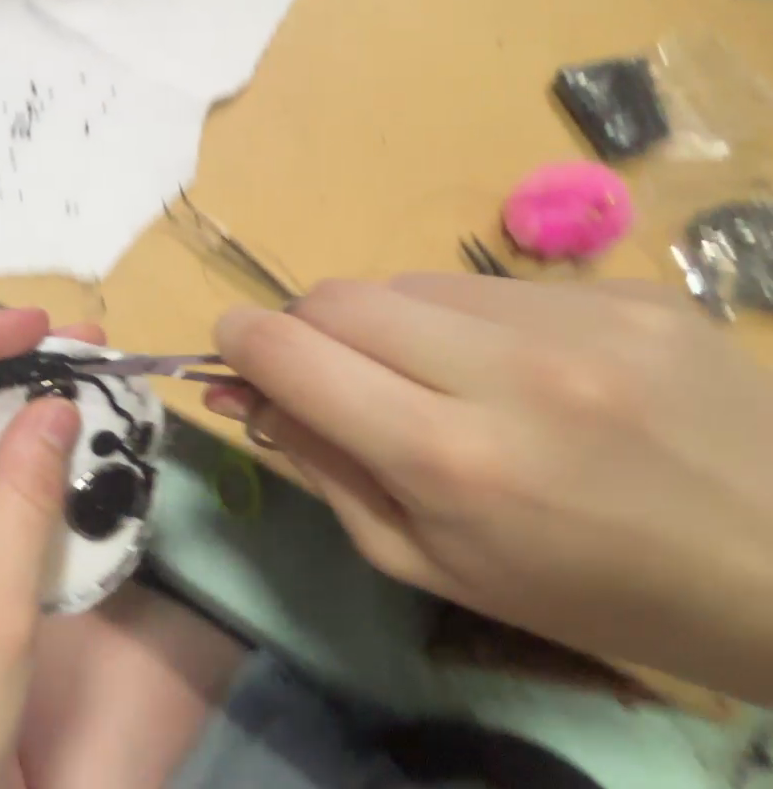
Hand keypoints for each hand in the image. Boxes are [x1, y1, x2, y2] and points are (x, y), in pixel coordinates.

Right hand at [207, 274, 772, 702]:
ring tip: (440, 378)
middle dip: (304, 327)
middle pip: (334, 296)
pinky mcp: (635, 293)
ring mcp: (583, 322)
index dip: (239, 341)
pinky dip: (467, 320)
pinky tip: (521, 369)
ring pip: (407, 281)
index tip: (237, 353)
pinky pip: (489, 284)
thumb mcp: (420, 558)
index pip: (286, 350)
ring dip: (389, 323)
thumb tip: (237, 390)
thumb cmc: (584, 591)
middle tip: (329, 371)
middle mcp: (510, 373)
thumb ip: (315, 461)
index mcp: (449, 459)